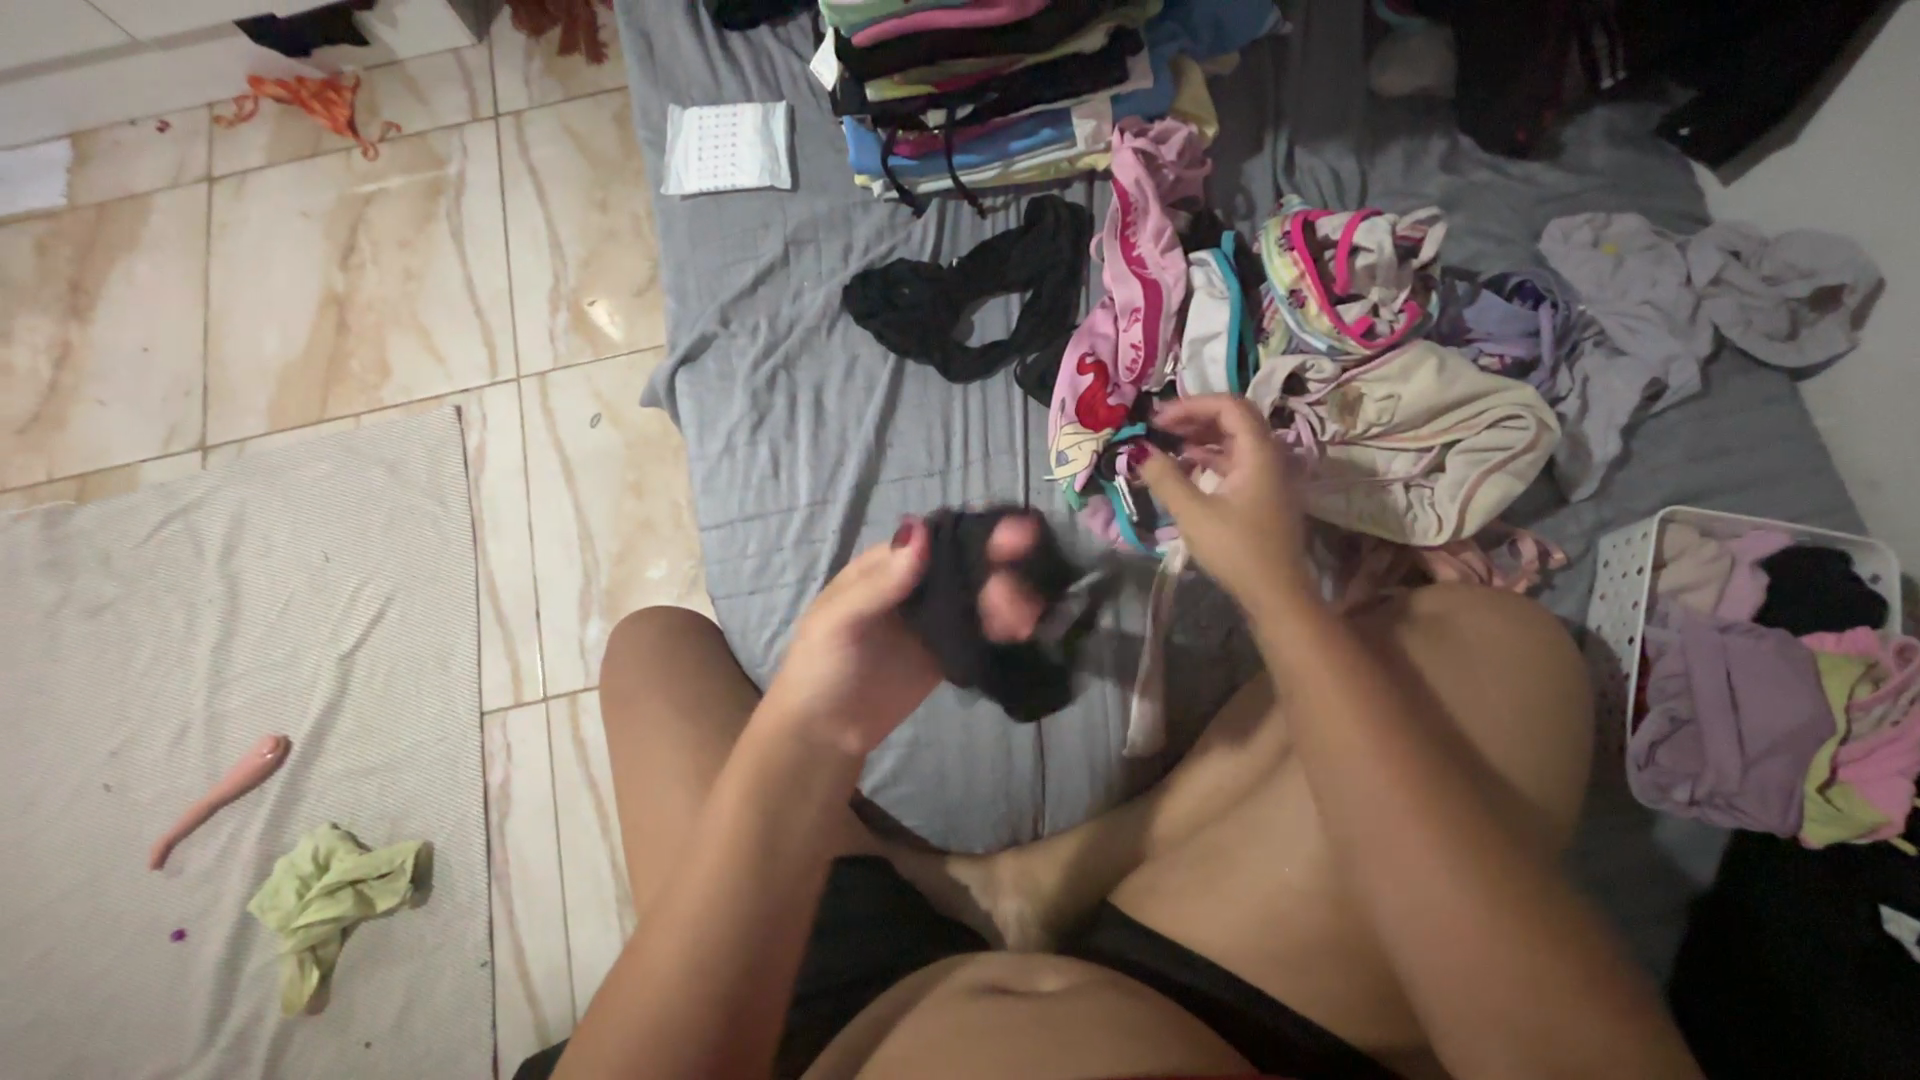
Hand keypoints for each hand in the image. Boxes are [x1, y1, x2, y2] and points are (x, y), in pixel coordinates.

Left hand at [758, 516, 1046, 756]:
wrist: (824, 734)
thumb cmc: (820, 667)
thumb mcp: (837, 620)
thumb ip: (879, 582)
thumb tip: (920, 531)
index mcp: (888, 564)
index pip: (939, 538)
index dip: (977, 534)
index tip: (1016, 536)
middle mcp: (918, 584)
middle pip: (969, 565)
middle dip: (1001, 570)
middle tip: (1021, 592)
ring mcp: (936, 619)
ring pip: (982, 597)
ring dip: (1009, 600)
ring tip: (1026, 619)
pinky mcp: (950, 652)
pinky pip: (983, 632)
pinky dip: (1005, 629)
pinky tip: (1024, 631)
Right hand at [1138, 395, 1314, 617]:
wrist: (1276, 594)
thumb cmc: (1236, 550)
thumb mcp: (1193, 513)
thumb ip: (1165, 477)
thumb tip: (1139, 450)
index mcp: (1259, 452)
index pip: (1229, 406)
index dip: (1191, 405)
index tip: (1158, 419)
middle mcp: (1269, 456)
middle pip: (1233, 419)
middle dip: (1194, 418)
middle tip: (1159, 428)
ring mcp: (1269, 476)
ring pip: (1234, 441)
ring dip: (1200, 438)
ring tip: (1166, 445)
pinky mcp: (1263, 495)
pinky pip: (1236, 462)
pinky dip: (1209, 458)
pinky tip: (1185, 467)